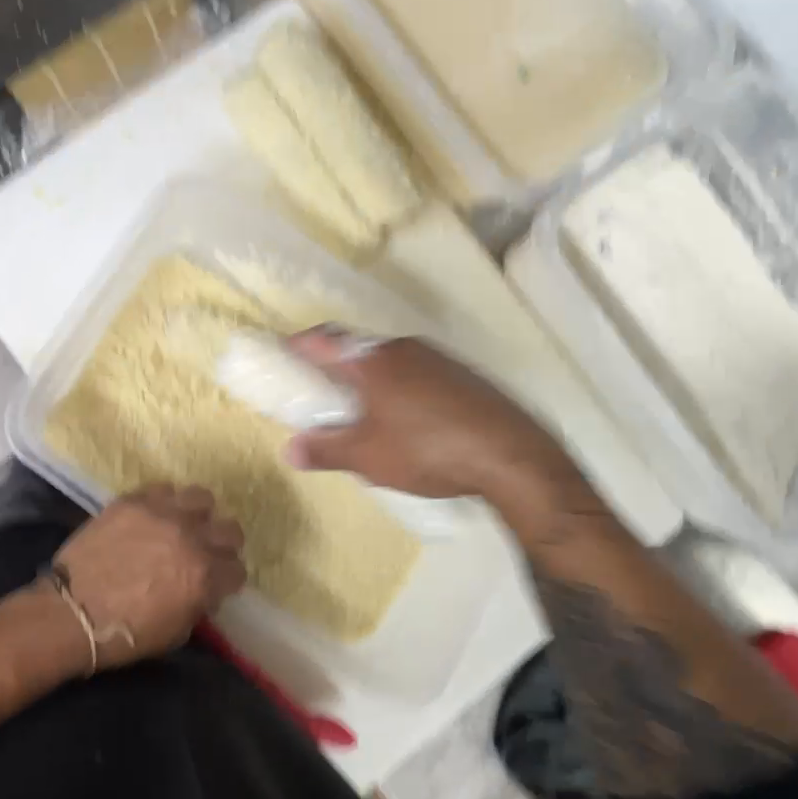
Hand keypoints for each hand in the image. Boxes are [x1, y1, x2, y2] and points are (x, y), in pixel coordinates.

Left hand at [52, 484, 246, 670]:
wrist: (72, 612)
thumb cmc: (126, 633)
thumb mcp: (177, 632)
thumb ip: (199, 603)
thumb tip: (204, 589)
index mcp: (205, 576)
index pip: (238, 569)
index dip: (228, 579)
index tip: (217, 583)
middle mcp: (190, 538)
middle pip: (230, 529)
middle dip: (222, 544)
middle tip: (204, 553)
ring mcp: (162, 514)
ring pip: (201, 498)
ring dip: (197, 514)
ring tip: (182, 526)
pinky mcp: (133, 501)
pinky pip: (163, 489)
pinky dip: (164, 502)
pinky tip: (153, 516)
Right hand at [283, 329, 582, 518]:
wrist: (514, 458)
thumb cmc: (427, 450)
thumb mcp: (367, 457)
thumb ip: (326, 449)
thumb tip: (290, 449)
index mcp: (373, 360)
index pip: (324, 339)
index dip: (298, 345)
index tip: (283, 355)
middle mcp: (405, 348)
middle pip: (358, 349)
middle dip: (335, 367)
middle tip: (320, 392)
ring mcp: (440, 360)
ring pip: (391, 361)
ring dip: (370, 379)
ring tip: (362, 411)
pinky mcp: (466, 377)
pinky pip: (419, 374)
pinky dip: (401, 389)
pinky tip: (406, 420)